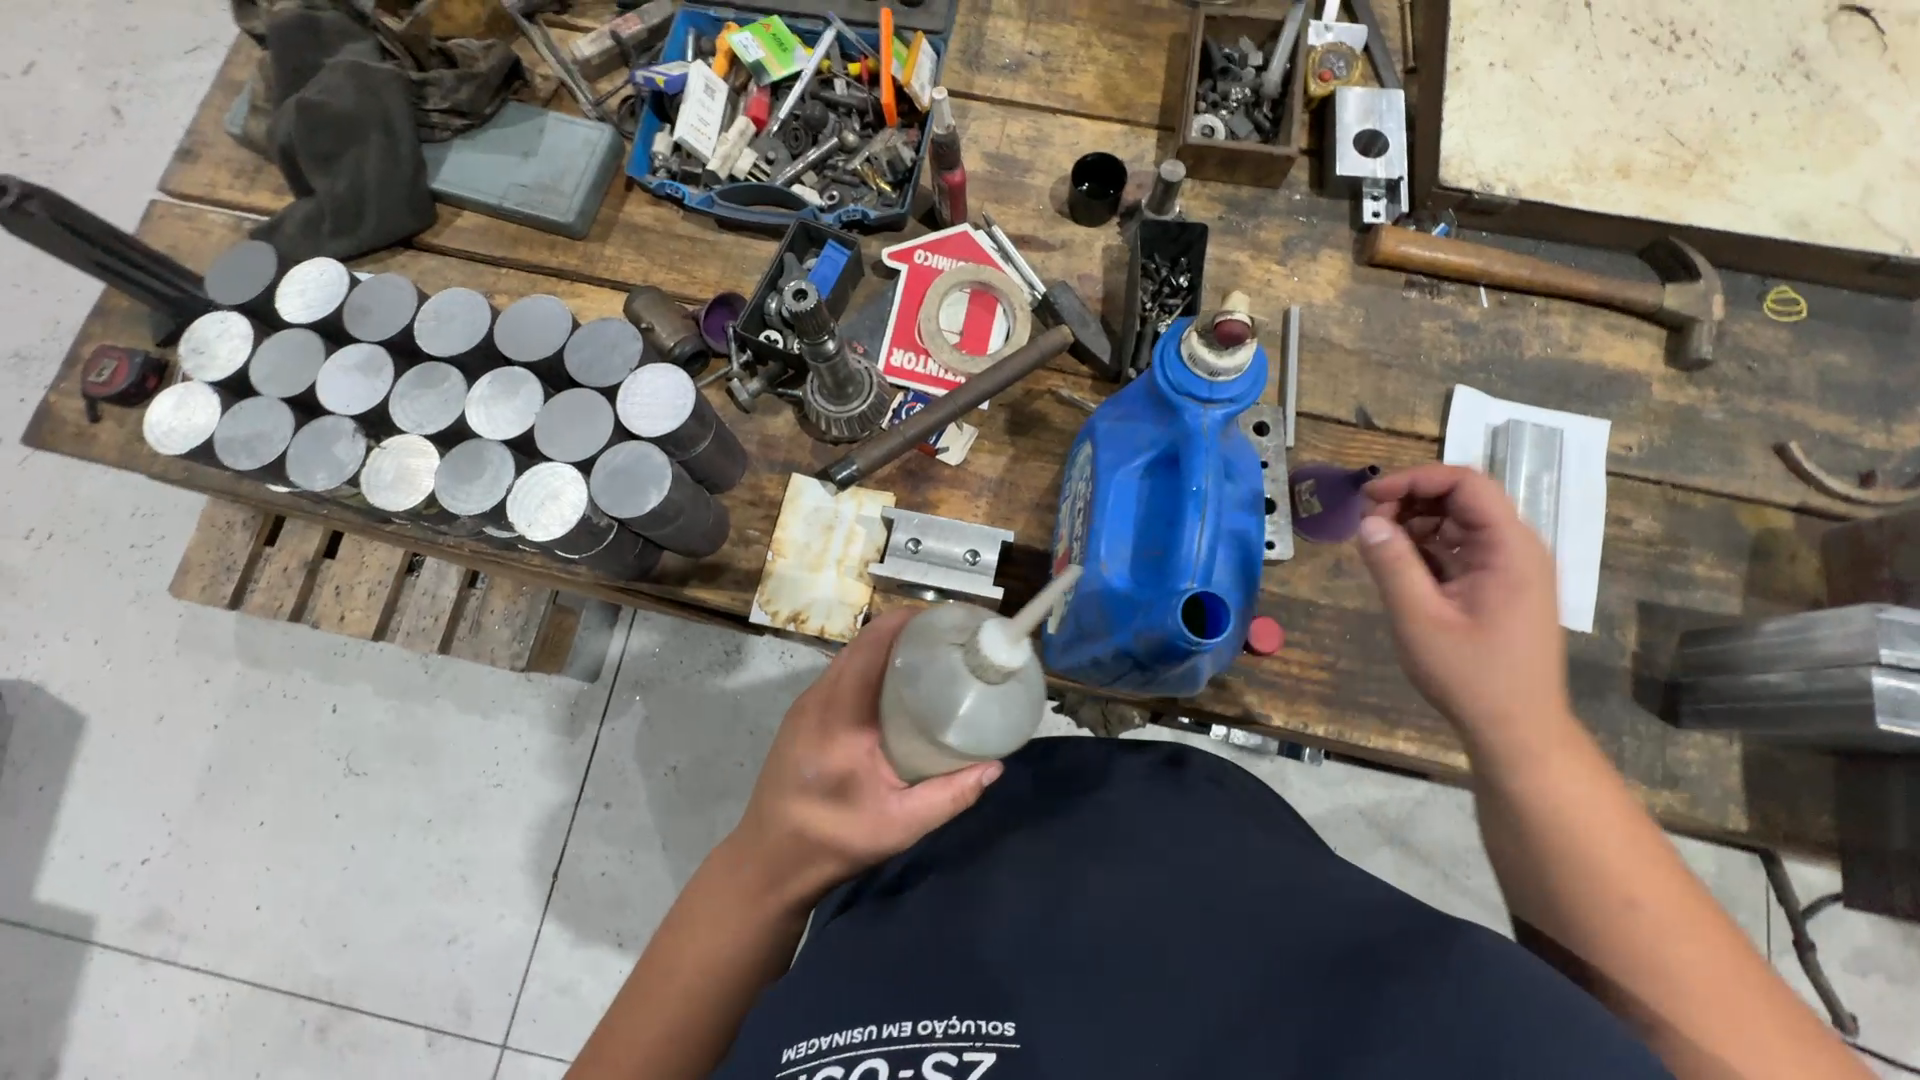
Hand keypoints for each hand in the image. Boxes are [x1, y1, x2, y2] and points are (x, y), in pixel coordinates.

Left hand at [728, 610, 1002, 905]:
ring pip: (852, 657)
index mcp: (840, 715)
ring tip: (934, 660)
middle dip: (909, 632)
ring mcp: (807, 705)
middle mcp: (819, 698)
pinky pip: (843, 675)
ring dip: (890, 649)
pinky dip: (874, 668)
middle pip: (865, 643)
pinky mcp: (804, 715)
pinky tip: (901, 689)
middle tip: (953, 643)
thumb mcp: (900, 826)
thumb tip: (995, 766)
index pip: (873, 644)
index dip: (911, 621)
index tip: (951, 623)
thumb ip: (950, 796)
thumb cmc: (833, 841)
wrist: (768, 861)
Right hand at [1354, 465, 1570, 742]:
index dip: (1414, 480)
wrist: (1516, 728)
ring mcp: (1512, 568)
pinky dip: (1428, 548)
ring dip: (1416, 523)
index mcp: (1510, 548)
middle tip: (1367, 524)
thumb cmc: (1470, 674)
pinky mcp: (1501, 587)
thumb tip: (1367, 522)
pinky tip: (1400, 567)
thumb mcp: (1419, 618)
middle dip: (1411, 500)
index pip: (1466, 483)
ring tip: (1378, 546)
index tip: (1369, 500)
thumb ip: (1392, 564)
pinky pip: (1462, 549)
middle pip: (1464, 498)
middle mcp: (1518, 549)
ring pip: (1461, 522)